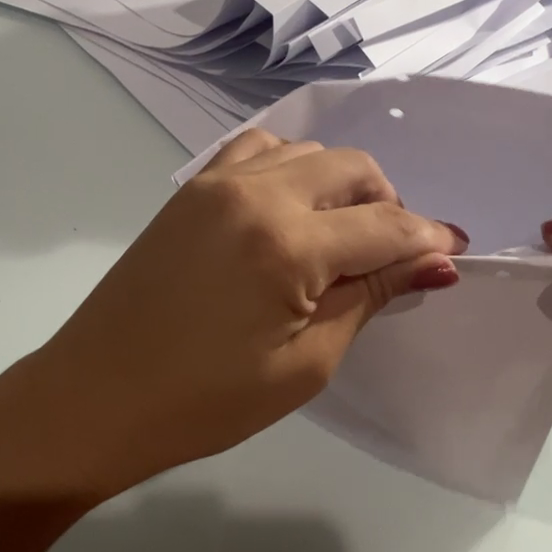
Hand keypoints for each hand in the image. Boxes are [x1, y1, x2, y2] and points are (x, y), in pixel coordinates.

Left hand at [0, 129, 466, 498]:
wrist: (95, 397)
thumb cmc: (205, 402)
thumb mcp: (306, 364)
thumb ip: (372, 298)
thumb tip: (436, 262)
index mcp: (290, 244)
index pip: (386, 225)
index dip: (429, 238)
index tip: (456, 253)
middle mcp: (259, 193)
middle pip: (355, 169)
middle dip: (390, 205)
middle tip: (392, 256)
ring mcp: (219, 181)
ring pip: (311, 151)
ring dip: (343, 184)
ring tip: (340, 235)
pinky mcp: (193, 186)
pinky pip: (260, 149)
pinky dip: (292, 166)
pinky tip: (292, 206)